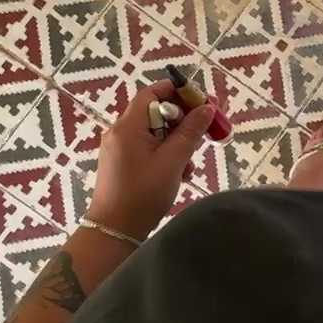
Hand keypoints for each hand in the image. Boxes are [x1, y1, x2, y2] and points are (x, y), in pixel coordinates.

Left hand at [85, 80, 216, 239]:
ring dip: (178, 140)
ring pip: (156, 132)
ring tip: (192, 161)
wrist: (114, 231)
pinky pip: (149, 147)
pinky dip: (167, 154)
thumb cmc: (143, 193)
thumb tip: (206, 108)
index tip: (203, 100)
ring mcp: (121, 148)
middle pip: (157, 112)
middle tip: (207, 127)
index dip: (179, 91)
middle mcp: (121, 132)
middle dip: (184, 119)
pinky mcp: (124, 163)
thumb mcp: (173, 161)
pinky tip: (180, 173)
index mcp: (128, 126)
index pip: (153, 93)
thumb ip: (191, 132)